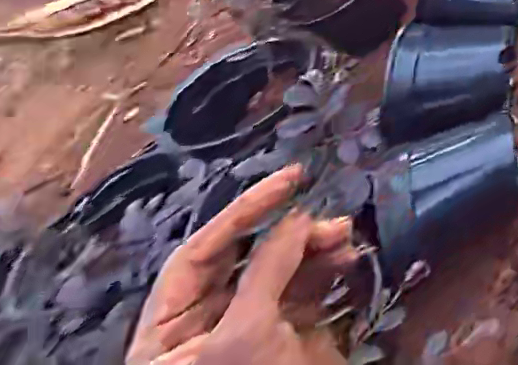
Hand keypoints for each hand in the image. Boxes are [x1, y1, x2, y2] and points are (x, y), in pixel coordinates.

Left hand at [127, 165, 359, 364]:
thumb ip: (267, 269)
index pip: (199, 255)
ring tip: (346, 239)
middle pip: (247, 256)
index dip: (243, 212)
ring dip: (317, 245)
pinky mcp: (289, 334)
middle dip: (290, 231)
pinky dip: (330, 267)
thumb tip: (295, 216)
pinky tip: (348, 259)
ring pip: (283, 266)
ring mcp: (251, 328)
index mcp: (169, 334)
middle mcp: (207, 324)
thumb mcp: (244, 337)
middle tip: (328, 221)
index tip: (291, 179)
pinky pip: (308, 286)